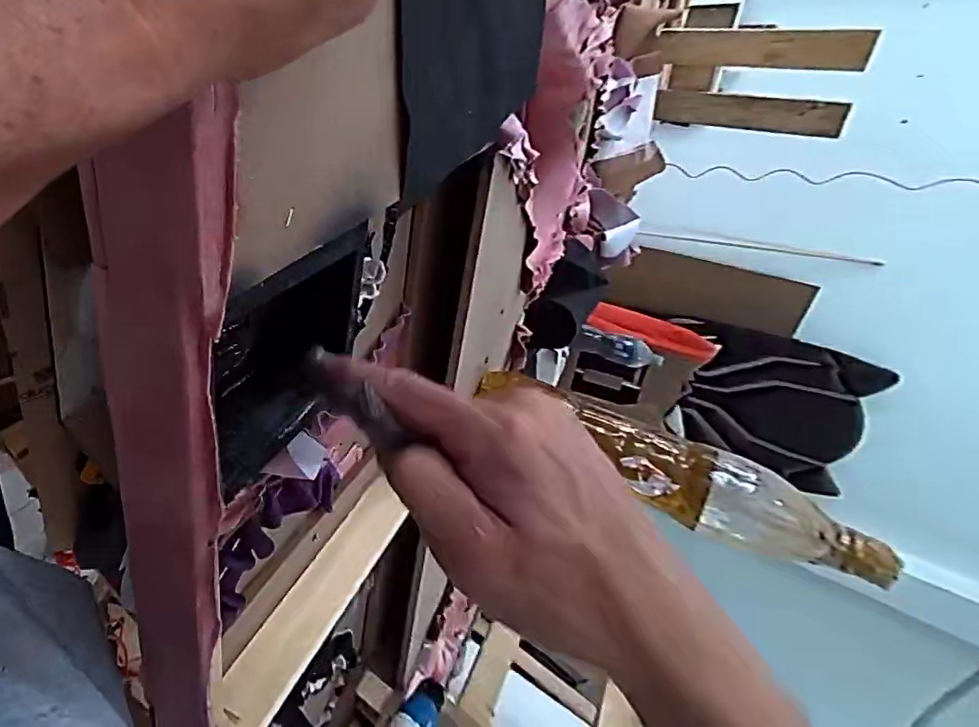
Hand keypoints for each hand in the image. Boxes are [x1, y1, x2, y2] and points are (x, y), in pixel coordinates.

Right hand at [337, 361, 804, 726]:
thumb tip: (397, 440)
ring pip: (473, 432)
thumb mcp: (471, 552)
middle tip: (459, 526)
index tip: (325, 368)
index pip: (411, 391)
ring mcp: (550, 415)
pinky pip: (504, 437)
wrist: (652, 611)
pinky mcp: (566, 431)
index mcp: (498, 432)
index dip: (362, 379)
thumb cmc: (558, 590)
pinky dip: (491, 467)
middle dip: (431, 460)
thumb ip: (422, 484)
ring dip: (465, 470)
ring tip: (500, 529)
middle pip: (443, 418)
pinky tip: (524, 515)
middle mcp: (524, 405)